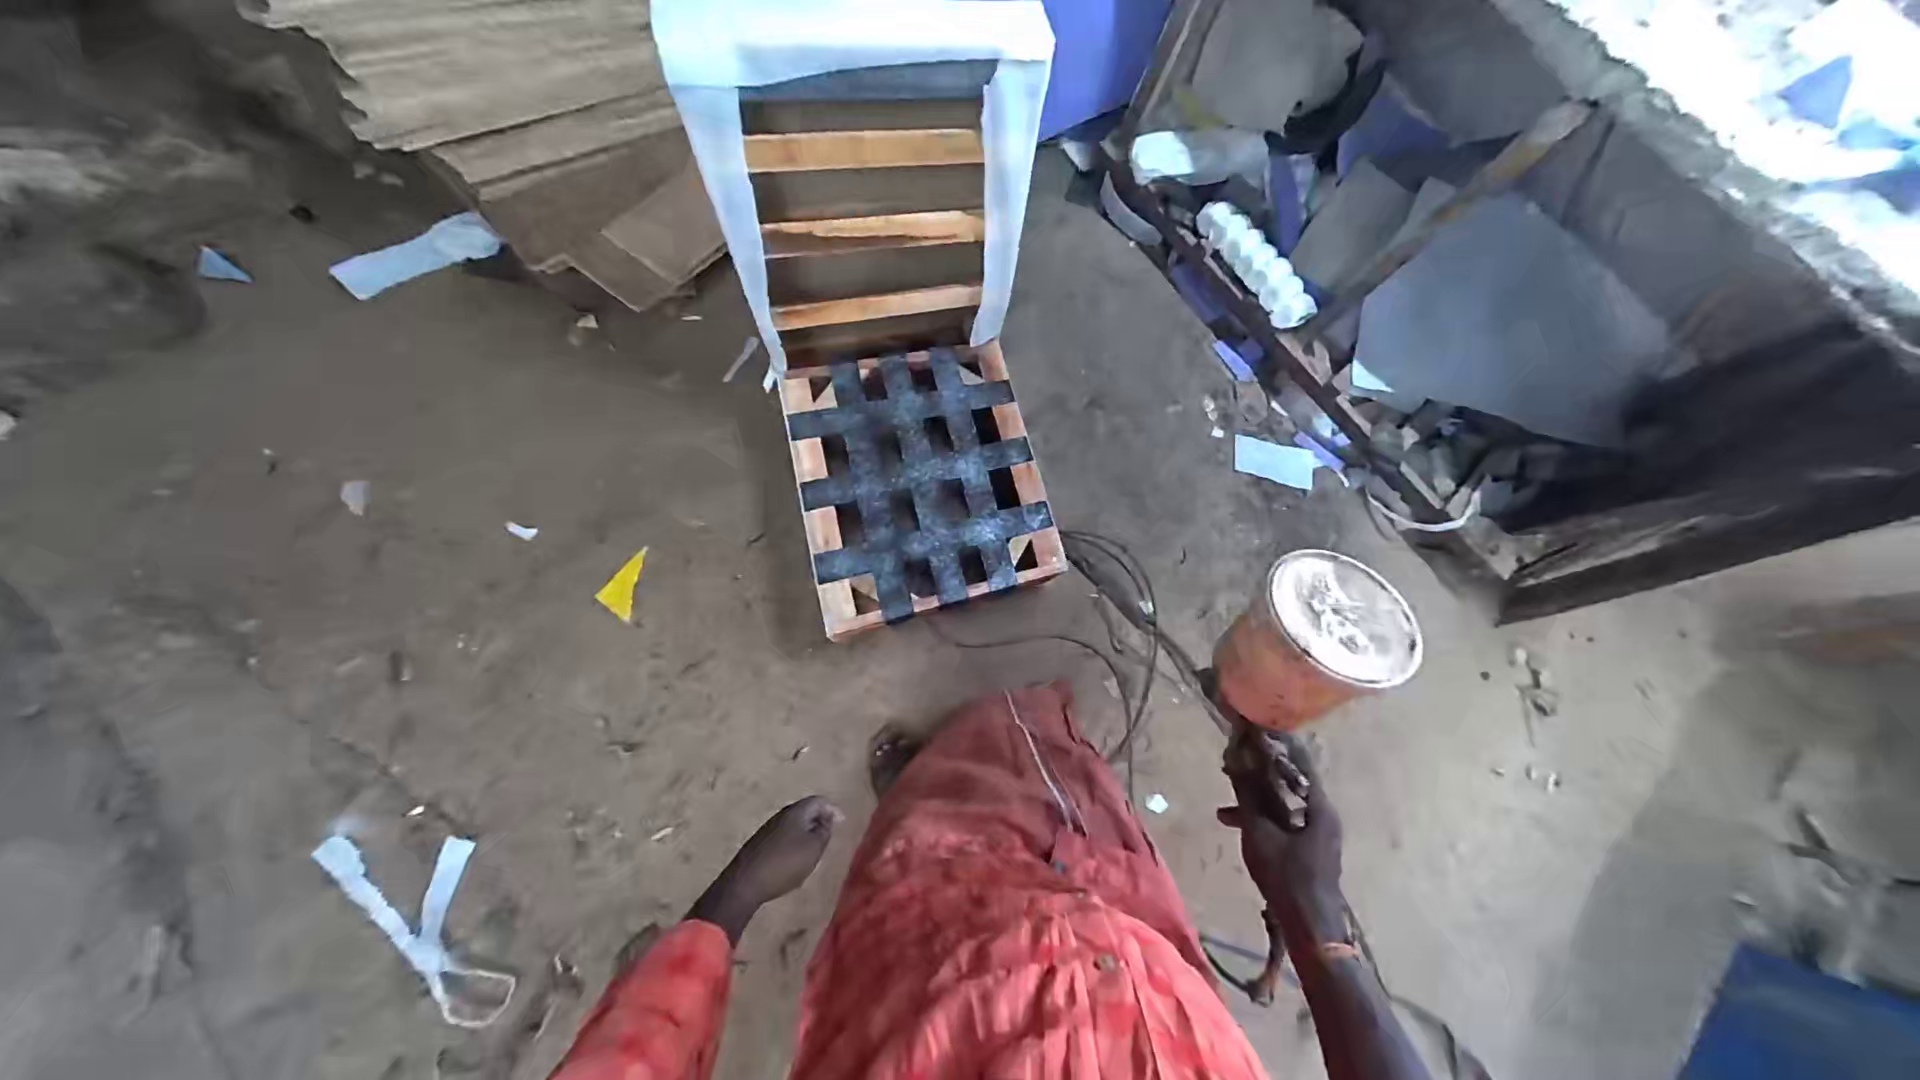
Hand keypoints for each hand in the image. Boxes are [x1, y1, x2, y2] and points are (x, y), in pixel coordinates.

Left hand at [688, 796, 842, 943]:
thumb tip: (827, 819)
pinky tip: (794, 861)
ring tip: (814, 850)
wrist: (744, 883)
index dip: (832, 809)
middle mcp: (781, 815)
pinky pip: (783, 837)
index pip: (819, 801)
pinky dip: (794, 843)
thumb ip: (825, 831)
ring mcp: (768, 829)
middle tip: (829, 835)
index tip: (842, 822)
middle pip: (805, 811)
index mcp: (796, 812)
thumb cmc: (785, 863)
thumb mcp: (814, 848)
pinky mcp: (759, 845)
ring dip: (806, 833)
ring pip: (793, 825)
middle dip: (819, 821)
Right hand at [1217, 726, 1344, 941]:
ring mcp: (1319, 831)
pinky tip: (1236, 823)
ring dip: (1255, 797)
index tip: (1251, 728)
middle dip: (1258, 771)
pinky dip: (1262, 816)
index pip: (1298, 760)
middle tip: (1232, 762)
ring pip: (1283, 802)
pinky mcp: (1310, 846)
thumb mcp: (1259, 832)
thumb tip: (1237, 758)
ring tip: (1225, 804)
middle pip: (1289, 780)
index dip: (1274, 743)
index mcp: (1319, 806)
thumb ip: (1247, 794)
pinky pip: (1284, 819)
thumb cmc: (1286, 876)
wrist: (1311, 928)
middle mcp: (1323, 813)